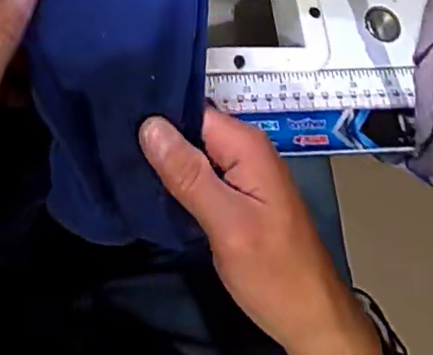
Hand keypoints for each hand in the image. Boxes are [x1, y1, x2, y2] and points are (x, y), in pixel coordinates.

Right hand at [141, 110, 378, 354]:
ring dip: (167, 161)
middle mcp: (245, 148)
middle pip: (191, 128)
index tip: (120, 122)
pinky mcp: (237, 193)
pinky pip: (202, 172)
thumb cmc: (276, 273)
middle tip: (119, 149)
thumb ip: (188, 174)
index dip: (158, 116)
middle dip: (158, 138)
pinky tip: (156, 189)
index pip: (191, 110)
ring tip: (128, 165)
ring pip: (194, 151)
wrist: (314, 322)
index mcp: (246, 144)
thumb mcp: (227, 224)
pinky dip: (180, 180)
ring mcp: (243, 171)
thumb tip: (150, 125)